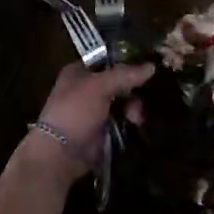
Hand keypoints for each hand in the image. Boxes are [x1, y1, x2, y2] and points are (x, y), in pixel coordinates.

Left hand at [25, 61, 154, 182]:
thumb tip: (152, 66)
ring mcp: (94, 108)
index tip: (147, 68)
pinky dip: (129, 120)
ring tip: (135, 118)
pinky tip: (135, 124)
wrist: (61, 153)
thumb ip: (125, 75)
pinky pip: (122, 118)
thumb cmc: (75, 111)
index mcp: (79, 71)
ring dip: (133, 107)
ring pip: (123, 100)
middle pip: (119, 81)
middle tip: (139, 99)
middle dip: (132, 90)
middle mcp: (87, 87)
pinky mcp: (102, 128)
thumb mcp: (99, 87)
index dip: (127, 62)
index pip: (108, 60)